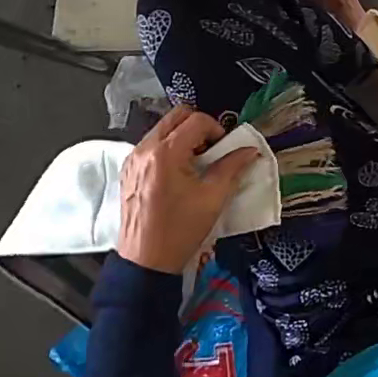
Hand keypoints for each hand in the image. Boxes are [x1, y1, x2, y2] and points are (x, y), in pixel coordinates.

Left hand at [118, 105, 259, 272]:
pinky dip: (166, 149)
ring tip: (195, 165)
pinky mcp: (128, 169)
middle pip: (175, 116)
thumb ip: (232, 168)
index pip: (195, 120)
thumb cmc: (180, 231)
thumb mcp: (212, 198)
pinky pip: (150, 145)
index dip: (216, 129)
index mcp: (165, 152)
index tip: (224, 148)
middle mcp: (145, 148)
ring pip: (162, 129)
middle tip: (211, 150)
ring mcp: (133, 158)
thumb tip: (249, 151)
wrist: (146, 260)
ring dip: (182, 138)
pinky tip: (177, 174)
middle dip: (197, 127)